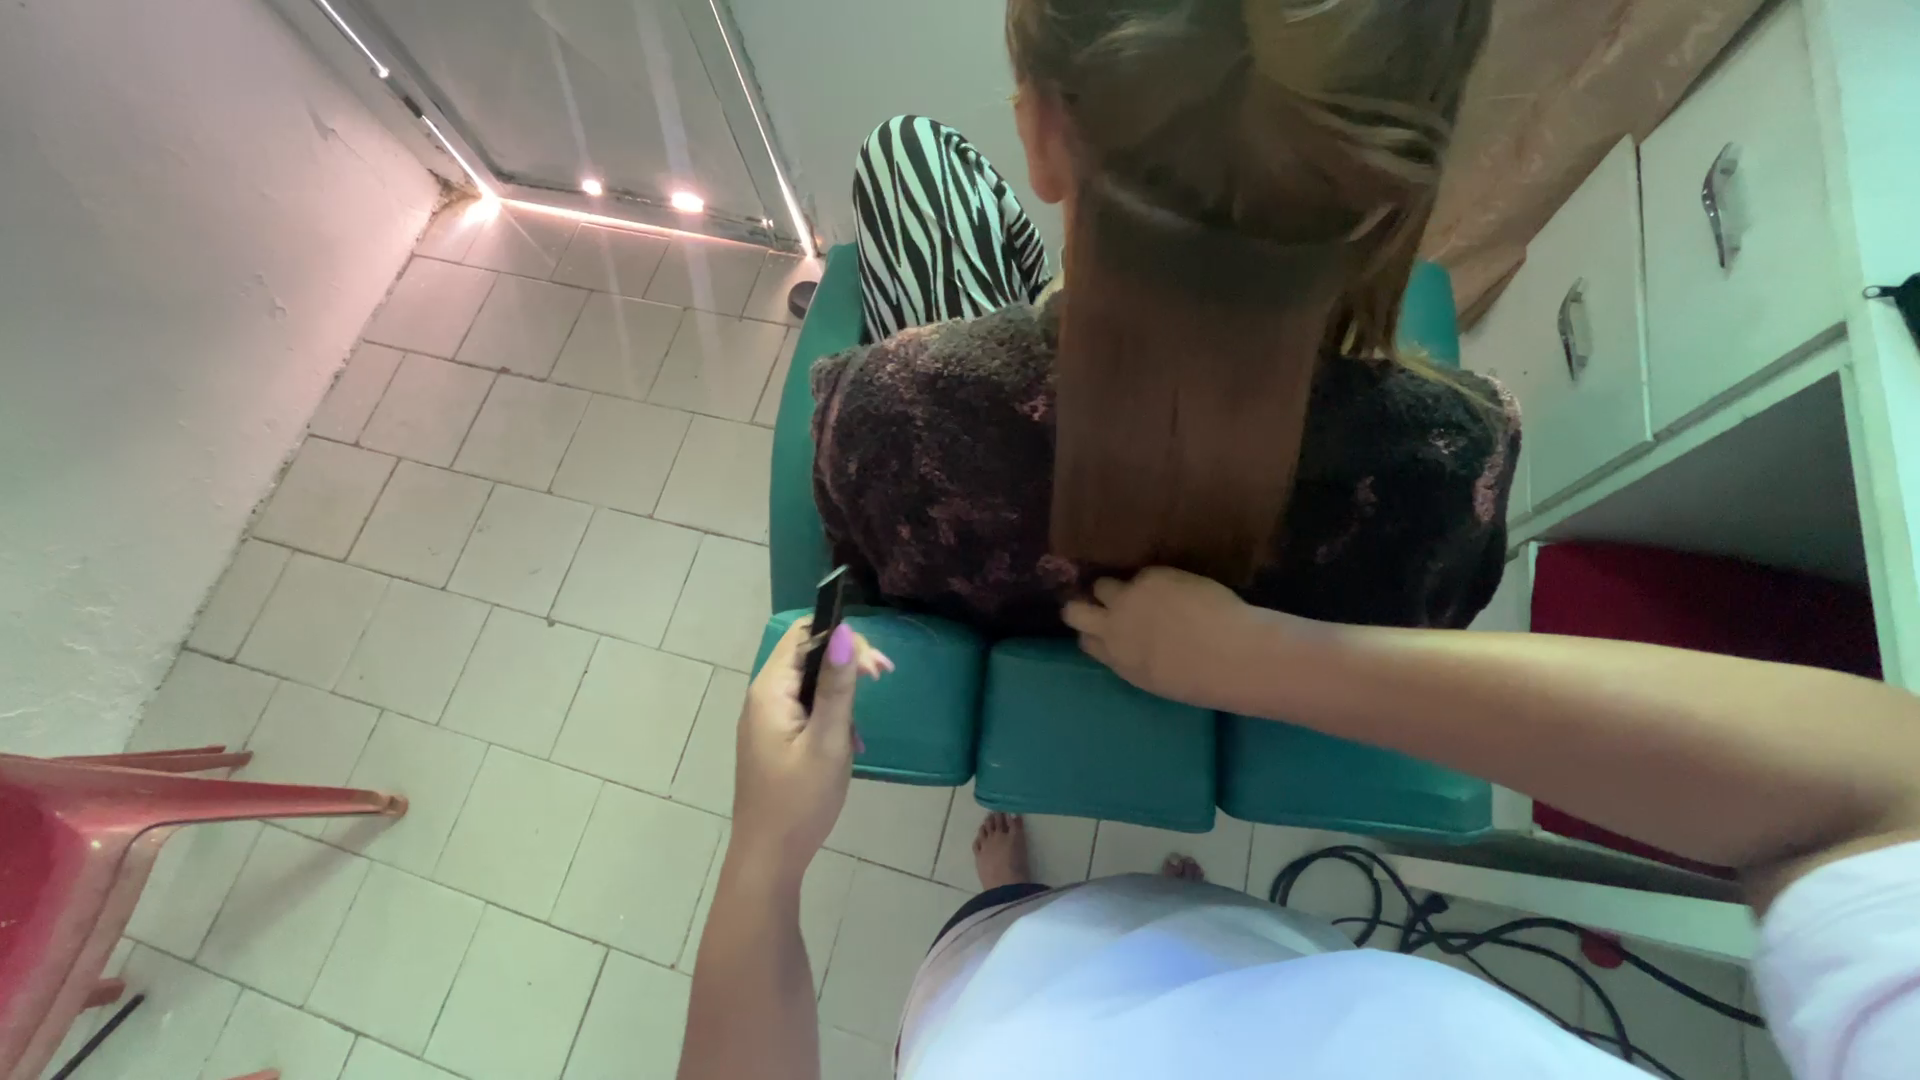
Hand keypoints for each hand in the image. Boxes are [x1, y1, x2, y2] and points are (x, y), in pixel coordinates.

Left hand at [731, 618, 891, 884]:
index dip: (843, 638)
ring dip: (842, 689)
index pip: (805, 634)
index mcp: (770, 691)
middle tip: (883, 680)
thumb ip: (837, 685)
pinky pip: (806, 706)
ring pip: (809, 680)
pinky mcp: (774, 736)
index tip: (876, 668)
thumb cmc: (800, 800)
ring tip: (864, 722)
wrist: (769, 857)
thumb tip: (845, 630)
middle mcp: (763, 696)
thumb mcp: (828, 741)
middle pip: (808, 653)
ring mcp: (766, 717)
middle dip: (847, 661)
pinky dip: (831, 712)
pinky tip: (850, 740)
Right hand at [1064, 568, 1272, 710]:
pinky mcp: (1150, 576)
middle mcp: (1113, 628)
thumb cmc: (1204, 679)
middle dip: (1084, 604)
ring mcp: (1128, 599)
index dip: (1095, 632)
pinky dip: (1157, 580)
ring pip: (1103, 585)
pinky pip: (1143, 574)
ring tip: (1144, 590)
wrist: (1231, 654)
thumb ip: (1134, 658)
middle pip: (1075, 610)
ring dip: (1118, 588)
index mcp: (1118, 659)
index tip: (1106, 627)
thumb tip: (1131, 643)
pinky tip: (1180, 588)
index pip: (1086, 641)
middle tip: (1103, 601)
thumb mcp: (1156, 679)